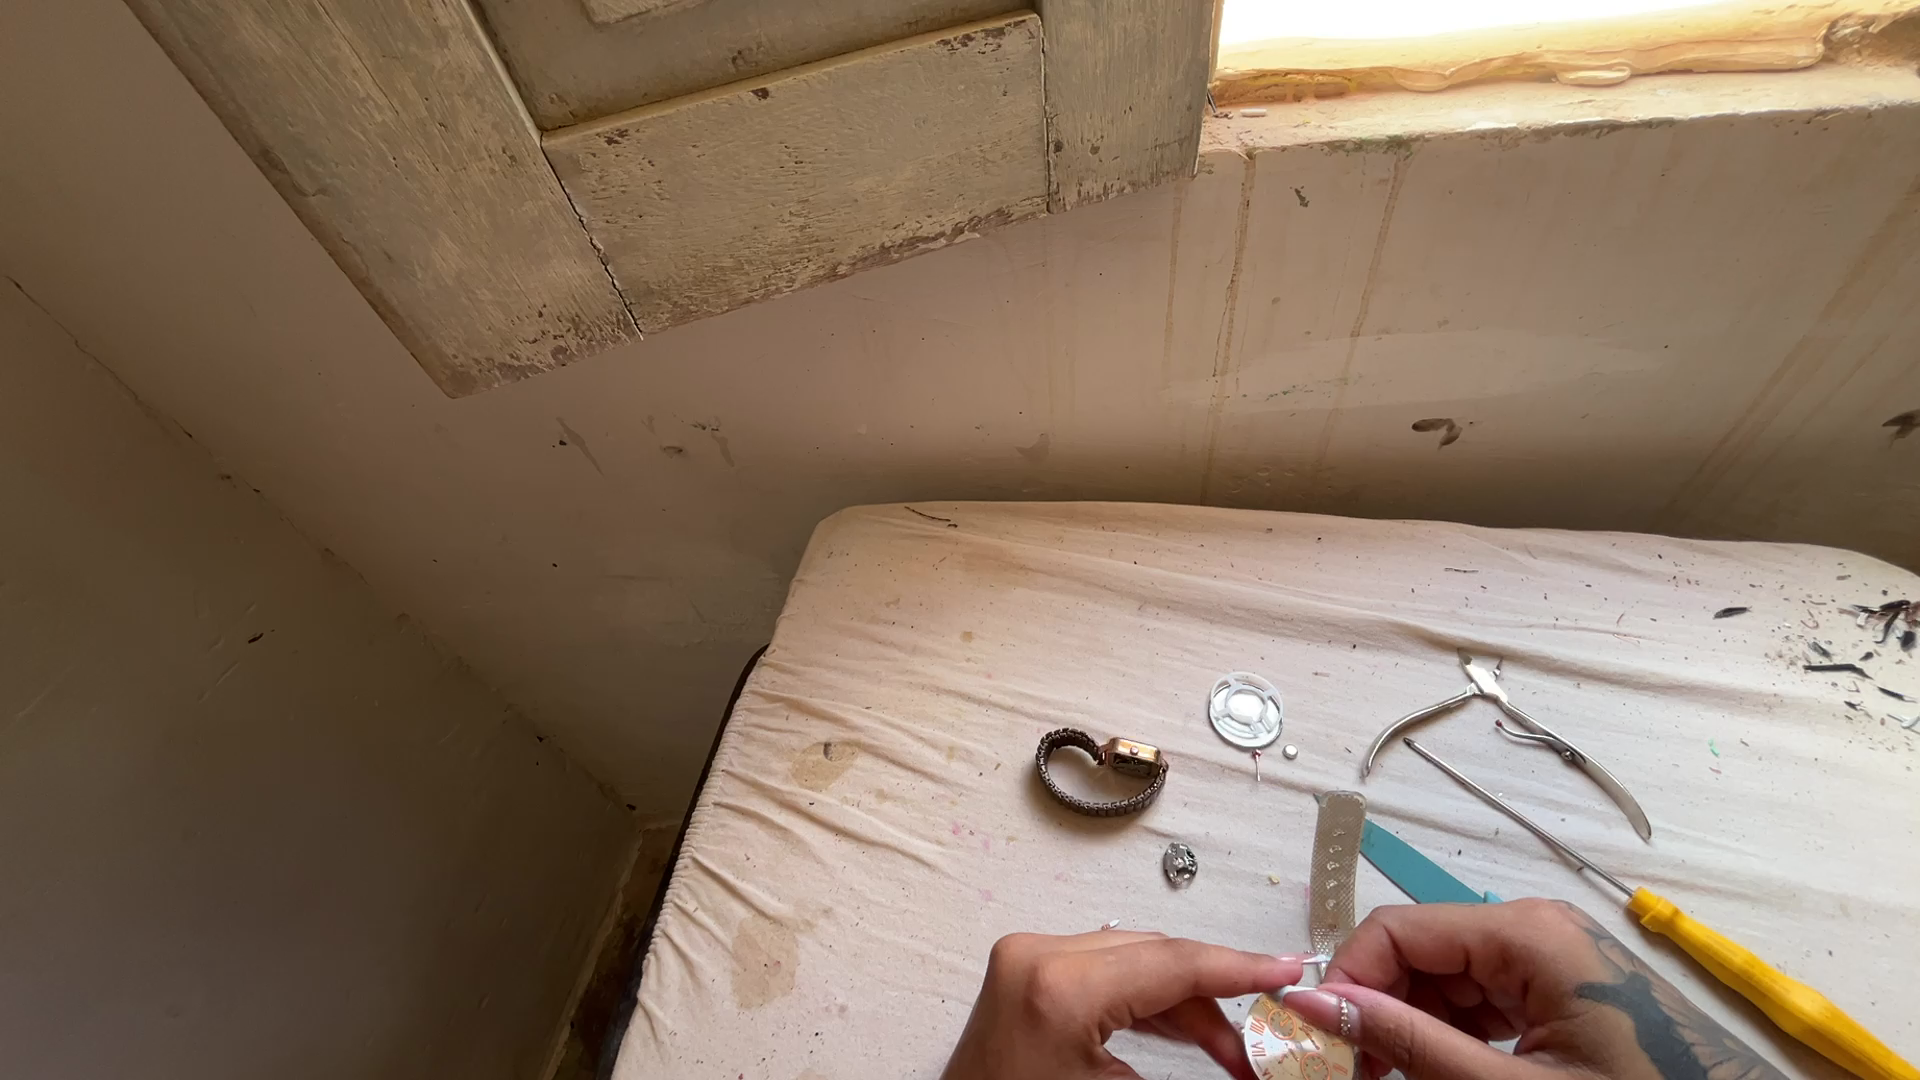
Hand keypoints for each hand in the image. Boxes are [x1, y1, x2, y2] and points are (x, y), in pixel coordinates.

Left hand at [941, 929, 1307, 1079]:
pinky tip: (1183, 1029)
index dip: (1236, 967)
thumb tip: (1244, 1060)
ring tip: (1231, 1051)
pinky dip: (1144, 998)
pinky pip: (1101, 970)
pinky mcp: (1024, 968)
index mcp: (1059, 988)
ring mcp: (1026, 956)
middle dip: (1213, 993)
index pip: (1168, 962)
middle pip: (1151, 955)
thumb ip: (1185, 1067)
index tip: (1285, 968)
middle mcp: (1038, 954)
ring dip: (1181, 1000)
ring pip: (1129, 959)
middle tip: (1264, 1035)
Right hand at [1281, 899, 1785, 1079]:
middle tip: (1358, 1069)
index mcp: (1521, 931)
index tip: (1323, 1036)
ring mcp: (1547, 956)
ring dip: (1415, 1025)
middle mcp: (1529, 927)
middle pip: (1419, 952)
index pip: (1397, 929)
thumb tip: (1308, 1003)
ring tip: (1396, 1074)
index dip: (1350, 978)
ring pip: (1445, 978)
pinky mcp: (1560, 987)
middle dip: (1382, 1007)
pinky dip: (1454, 1034)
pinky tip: (1446, 1069)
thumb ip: (1407, 1043)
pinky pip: (1482, 998)